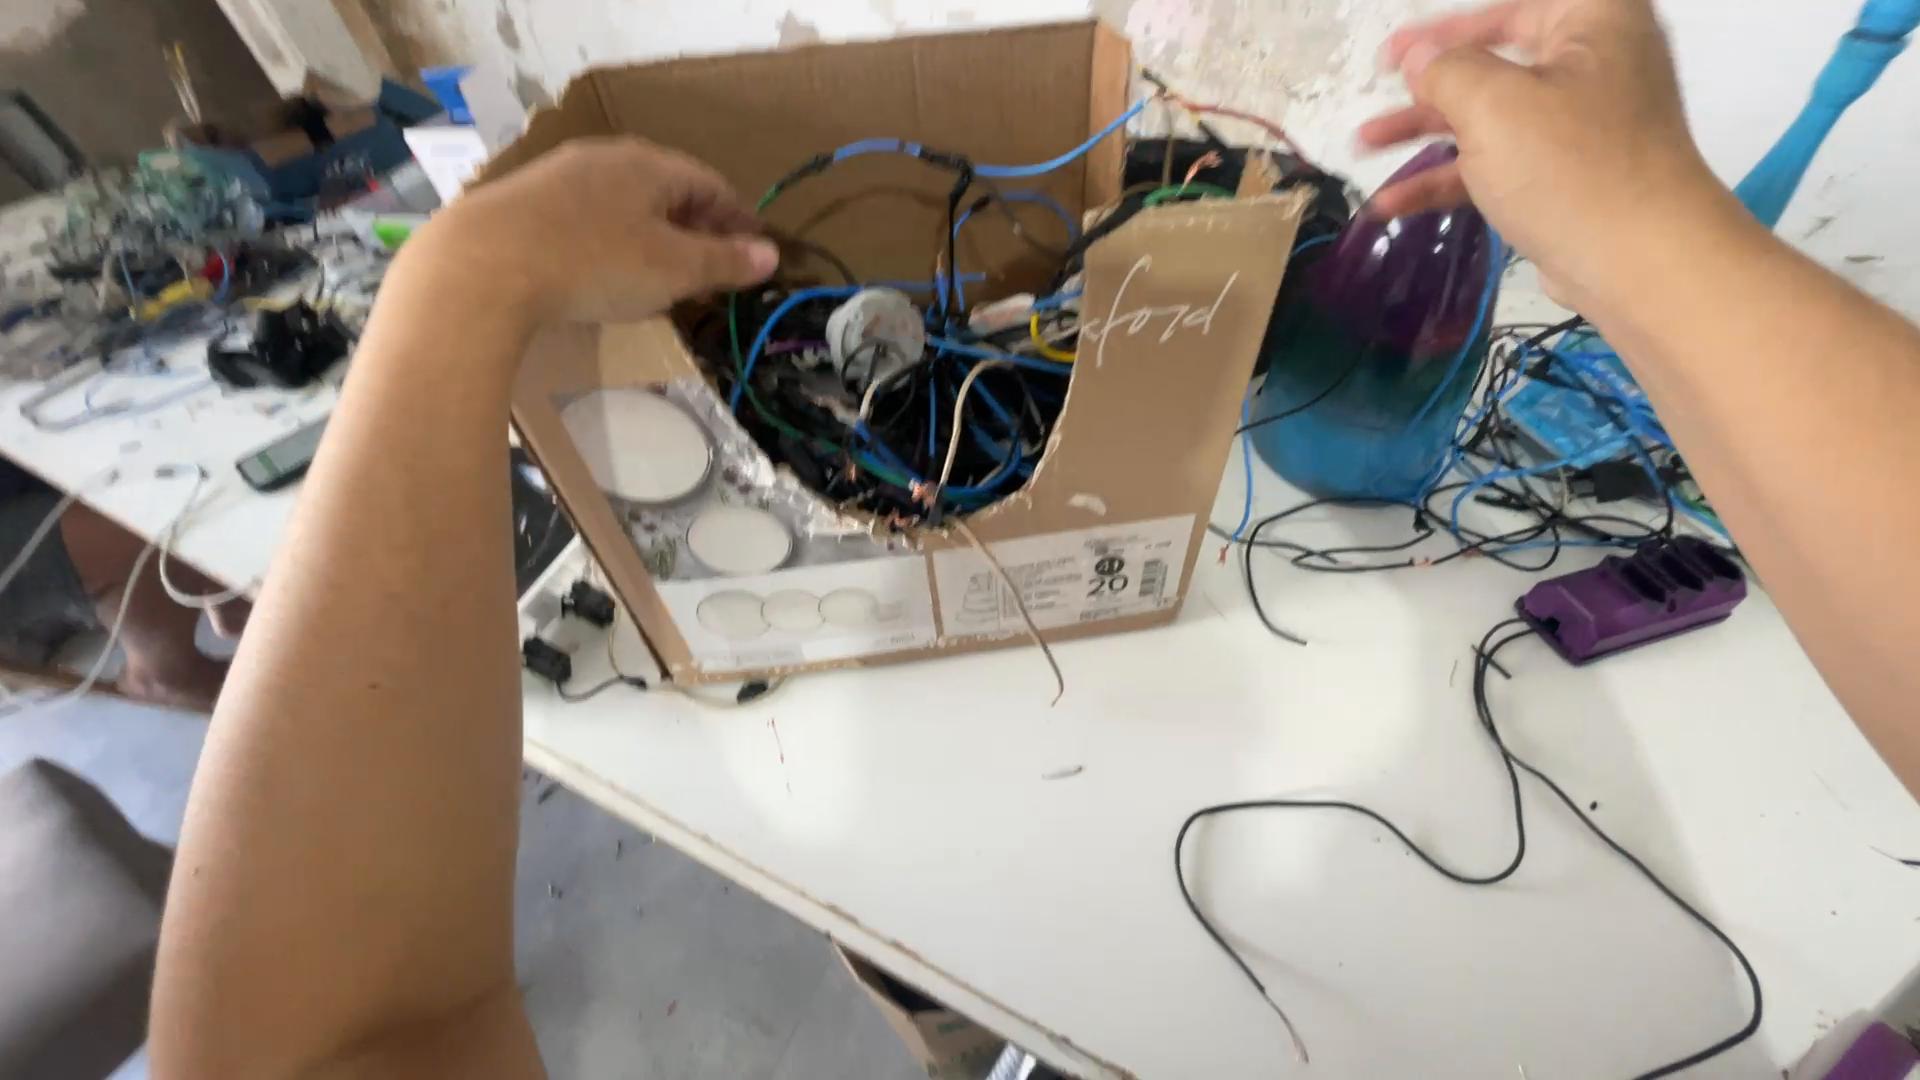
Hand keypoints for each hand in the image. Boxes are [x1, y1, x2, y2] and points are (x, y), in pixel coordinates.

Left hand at [418, 137, 779, 325]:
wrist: (485, 265)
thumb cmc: (597, 262)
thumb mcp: (675, 269)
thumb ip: (726, 261)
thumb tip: (771, 255)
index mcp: (650, 166)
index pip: (712, 184)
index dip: (740, 219)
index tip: (757, 251)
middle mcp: (609, 159)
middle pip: (671, 193)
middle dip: (702, 232)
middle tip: (719, 272)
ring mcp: (565, 178)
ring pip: (632, 207)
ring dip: (662, 240)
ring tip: (673, 279)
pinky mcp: (533, 204)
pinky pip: (597, 219)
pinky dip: (623, 244)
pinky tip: (618, 274)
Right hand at [1360, 0, 1730, 302]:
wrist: (1631, 252)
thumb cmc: (1567, 164)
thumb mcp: (1495, 105)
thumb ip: (1448, 72)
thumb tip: (1419, 57)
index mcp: (1592, 21)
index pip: (1509, 10)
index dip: (1444, 30)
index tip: (1391, 53)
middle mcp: (1586, 64)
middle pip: (1491, 66)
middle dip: (1423, 91)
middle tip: (1373, 100)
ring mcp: (1571, 125)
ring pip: (1483, 120)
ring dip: (1421, 136)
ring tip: (1363, 149)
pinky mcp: (1555, 176)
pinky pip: (1490, 165)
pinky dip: (1443, 180)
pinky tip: (1392, 203)